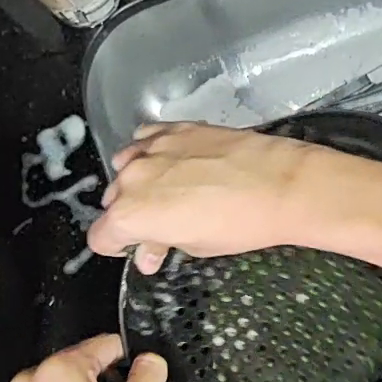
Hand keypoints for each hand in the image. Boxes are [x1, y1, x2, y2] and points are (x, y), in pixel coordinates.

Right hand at [88, 122, 329, 272]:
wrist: (280, 184)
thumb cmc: (240, 223)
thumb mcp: (196, 246)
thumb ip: (161, 245)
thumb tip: (148, 253)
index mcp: (130, 214)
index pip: (100, 236)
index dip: (117, 246)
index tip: (135, 248)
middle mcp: (132, 177)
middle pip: (113, 199)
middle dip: (131, 214)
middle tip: (162, 225)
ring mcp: (153, 148)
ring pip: (127, 165)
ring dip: (139, 180)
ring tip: (170, 191)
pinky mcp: (176, 128)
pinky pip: (147, 137)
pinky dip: (152, 151)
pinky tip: (172, 160)